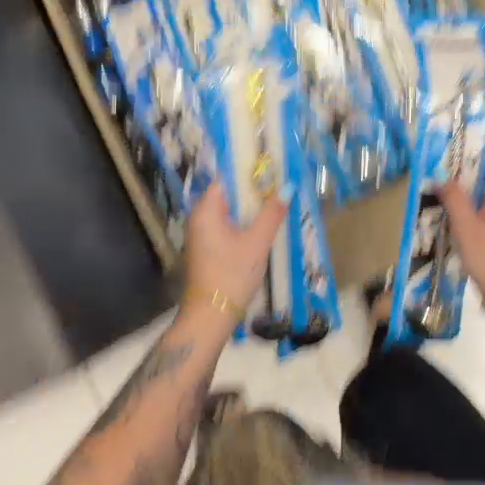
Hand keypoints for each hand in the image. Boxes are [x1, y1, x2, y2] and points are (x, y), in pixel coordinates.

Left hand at [183, 183, 286, 324]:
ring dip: (249, 209)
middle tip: (279, 186)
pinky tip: (261, 228)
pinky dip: (241, 224)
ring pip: (227, 212)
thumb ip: (271, 213)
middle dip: (252, 191)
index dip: (248, 171)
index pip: (226, 179)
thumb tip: (286, 187)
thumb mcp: (257, 242)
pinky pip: (224, 227)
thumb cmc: (232, 274)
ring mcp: (200, 234)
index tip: (271, 169)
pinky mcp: (205, 249)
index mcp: (206, 210)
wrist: (210, 315)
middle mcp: (198, 217)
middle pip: (227, 194)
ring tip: (275, 204)